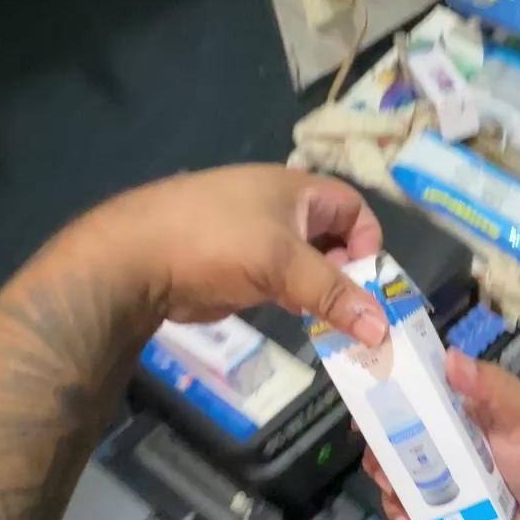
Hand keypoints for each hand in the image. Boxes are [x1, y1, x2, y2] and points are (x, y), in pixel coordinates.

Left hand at [77, 164, 387, 343]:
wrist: (136, 262)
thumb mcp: (283, 264)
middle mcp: (282, 211)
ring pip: (312, 267)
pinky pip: (289, 284)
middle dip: (348, 273)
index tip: (364, 277)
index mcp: (295, 191)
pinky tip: (303, 321)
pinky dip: (302, 302)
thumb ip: (334, 295)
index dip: (367, 240)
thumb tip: (383, 328)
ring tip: (332, 321)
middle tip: (350, 306)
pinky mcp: (246, 270)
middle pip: (336, 240)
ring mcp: (262, 241)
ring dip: (326, 293)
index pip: (353, 208)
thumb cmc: (215, 243)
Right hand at [363, 351, 519, 519]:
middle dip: (380, 463)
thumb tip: (450, 356)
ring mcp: (440, 478)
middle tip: (388, 478)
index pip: (407, 398)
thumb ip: (492, 388)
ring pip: (399, 486)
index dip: (379, 405)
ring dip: (394, 502)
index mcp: (454, 409)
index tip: (362, 419)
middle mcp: (440, 441)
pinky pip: (417, 518)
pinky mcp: (445, 510)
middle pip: (391, 446)